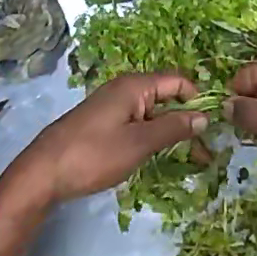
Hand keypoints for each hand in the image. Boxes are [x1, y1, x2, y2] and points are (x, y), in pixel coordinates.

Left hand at [3, 72, 206, 206]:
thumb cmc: (93, 154)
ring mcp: (114, 105)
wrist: (43, 173)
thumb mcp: (139, 142)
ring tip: (190, 160)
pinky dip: (153, 137)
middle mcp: (126, 88)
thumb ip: (173, 128)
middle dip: (188, 121)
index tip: (213, 128)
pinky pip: (138, 123)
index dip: (199, 101)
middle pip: (168, 97)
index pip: (179, 81)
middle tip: (205, 153)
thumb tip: (204, 117)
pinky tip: (161, 157)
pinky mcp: (105, 123)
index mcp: (135, 85)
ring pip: (154, 113)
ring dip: (172, 132)